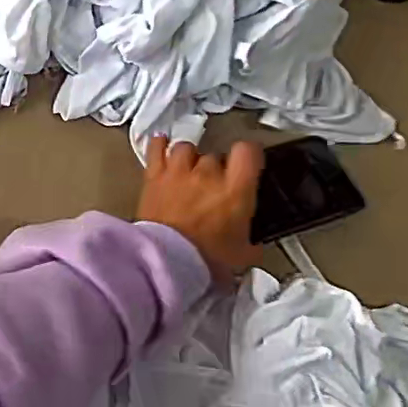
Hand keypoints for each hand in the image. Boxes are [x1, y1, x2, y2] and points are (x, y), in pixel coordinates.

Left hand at [136, 135, 263, 280]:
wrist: (166, 261)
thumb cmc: (205, 259)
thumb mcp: (241, 254)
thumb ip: (250, 243)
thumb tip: (253, 247)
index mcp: (235, 190)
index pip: (248, 151)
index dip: (249, 154)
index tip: (247, 163)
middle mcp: (207, 174)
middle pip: (215, 155)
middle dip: (215, 168)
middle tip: (212, 187)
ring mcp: (178, 172)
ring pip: (186, 148)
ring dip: (189, 158)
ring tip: (188, 171)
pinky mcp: (154, 177)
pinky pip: (156, 148)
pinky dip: (159, 145)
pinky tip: (161, 146)